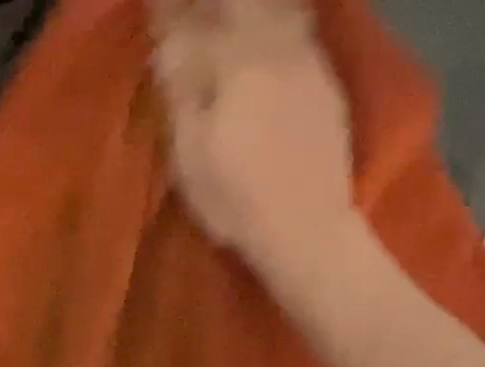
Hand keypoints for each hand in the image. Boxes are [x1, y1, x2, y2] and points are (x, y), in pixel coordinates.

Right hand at [150, 0, 356, 290]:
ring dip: (246, 9)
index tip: (157, 9)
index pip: (197, 23)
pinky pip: (300, 29)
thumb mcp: (191, 158)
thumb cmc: (236, 202)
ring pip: (276, 11)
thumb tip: (170, 47)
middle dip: (211, 7)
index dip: (173, 15)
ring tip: (228, 14)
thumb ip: (181, 94)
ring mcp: (308, 63)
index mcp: (236, 66)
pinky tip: (266, 28)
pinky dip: (277, 18)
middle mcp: (276, 50)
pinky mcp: (327, 82)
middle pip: (241, 6)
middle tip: (191, 12)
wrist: (307, 227)